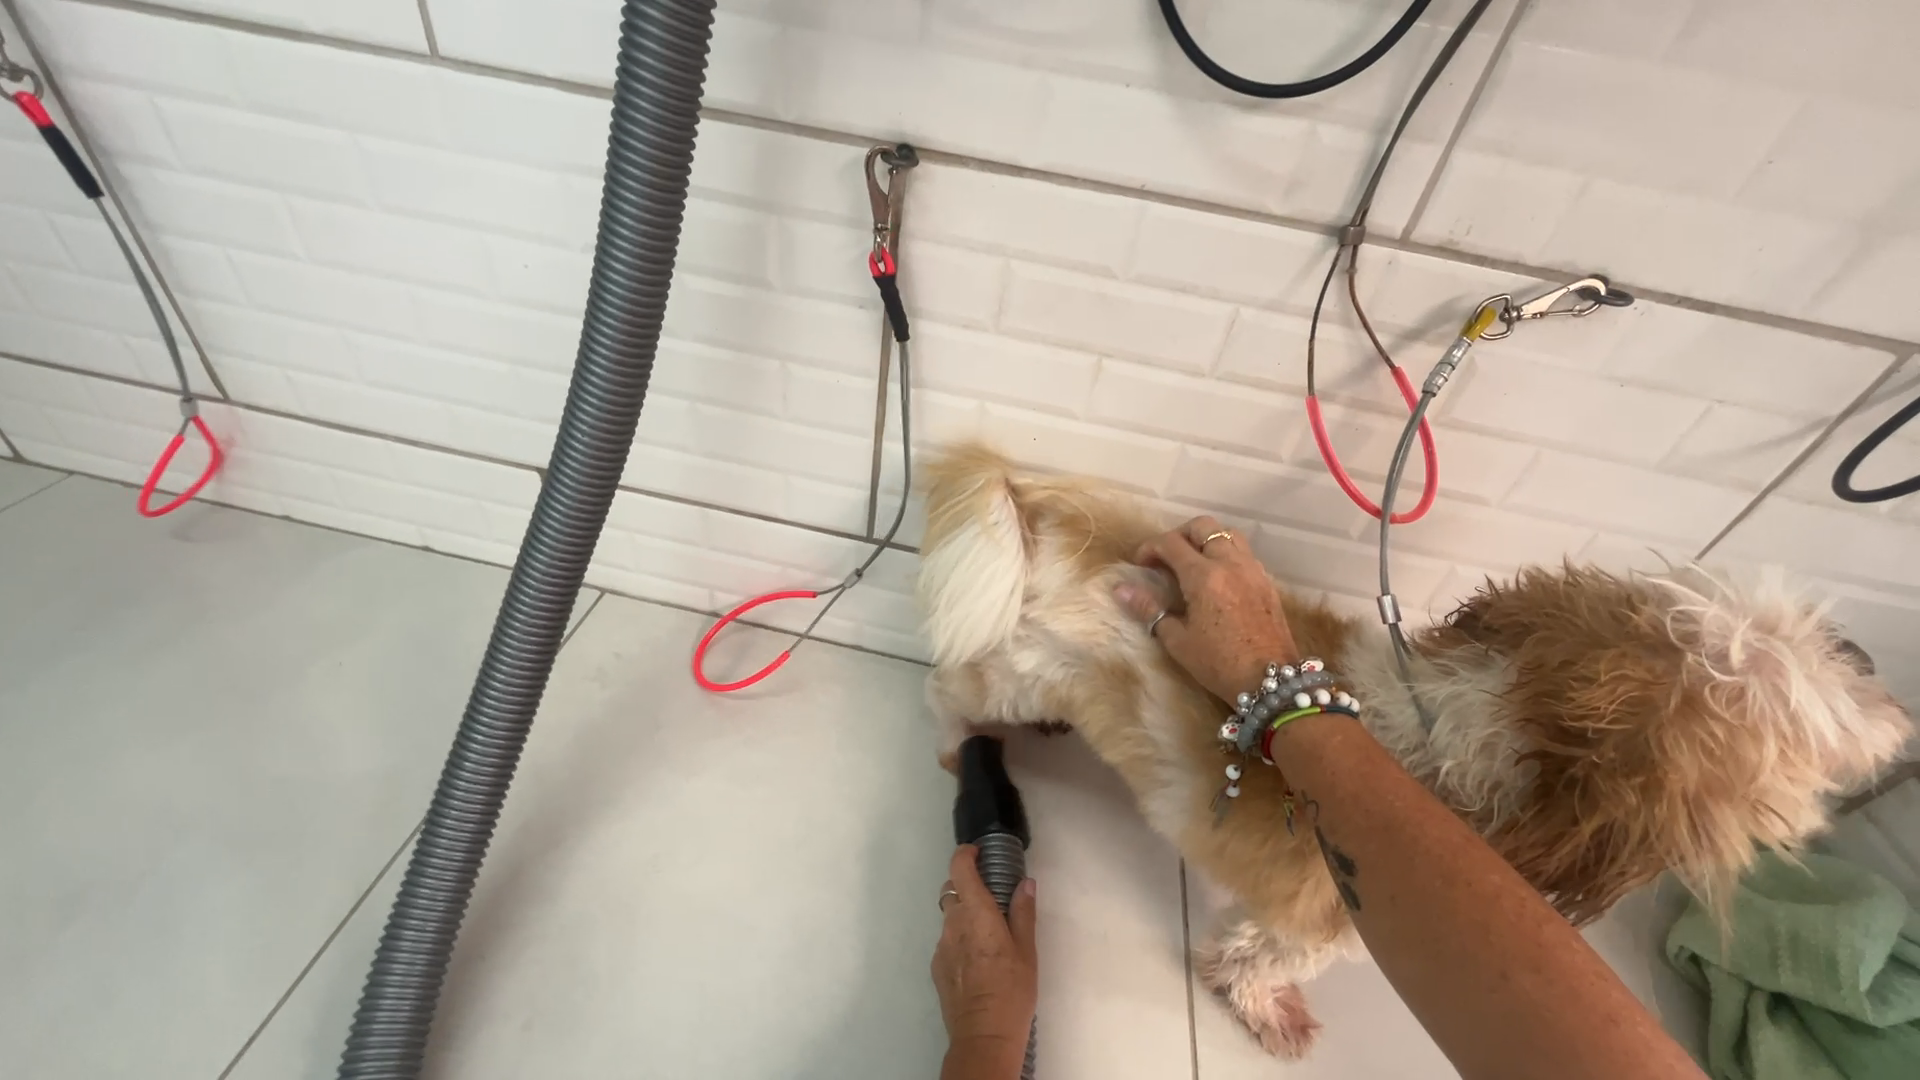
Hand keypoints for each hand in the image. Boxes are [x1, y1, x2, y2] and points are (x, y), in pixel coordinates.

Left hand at [932, 846, 1037, 1074]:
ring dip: (965, 917)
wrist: (984, 1036)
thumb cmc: (1011, 990)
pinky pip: (947, 941)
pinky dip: (959, 940)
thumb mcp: (1027, 950)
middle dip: (968, 887)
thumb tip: (1025, 883)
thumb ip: (1023, 912)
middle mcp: (953, 923)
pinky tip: (977, 962)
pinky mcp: (937, 967)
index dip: (965, 854)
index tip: (977, 853)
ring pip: (950, 918)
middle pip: (953, 891)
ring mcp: (941, 946)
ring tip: (988, 938)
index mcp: (976, 912)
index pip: (959, 868)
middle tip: (991, 900)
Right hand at [1114, 516, 1298, 701]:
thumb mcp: (1177, 640)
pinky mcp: (1266, 581)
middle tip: (1166, 556)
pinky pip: (1243, 552)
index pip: (1171, 543)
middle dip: (1179, 534)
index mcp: (1204, 576)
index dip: (1150, 548)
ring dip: (1205, 539)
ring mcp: (1252, 569)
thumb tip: (1120, 590)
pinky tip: (1215, 577)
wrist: (1272, 681)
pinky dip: (1224, 552)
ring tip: (1192, 561)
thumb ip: (1149, 609)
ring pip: (1227, 533)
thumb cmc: (1219, 663)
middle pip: (1203, 526)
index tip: (1140, 564)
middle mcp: (1230, 563)